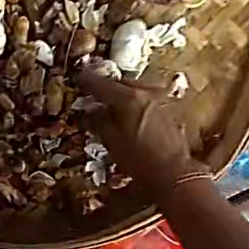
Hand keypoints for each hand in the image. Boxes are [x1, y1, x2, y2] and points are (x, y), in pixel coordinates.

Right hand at [79, 71, 203, 193]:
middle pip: (121, 83)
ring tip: (110, 103)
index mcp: (129, 98)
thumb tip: (87, 112)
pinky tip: (128, 112)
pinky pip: (146, 97)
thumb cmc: (137, 158)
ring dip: (121, 93)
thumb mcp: (110, 140)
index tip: (77, 78)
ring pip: (136, 88)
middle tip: (92, 94)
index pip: (102, 84)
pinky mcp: (169, 107)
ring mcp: (161, 98)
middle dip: (106, 87)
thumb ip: (97, 121)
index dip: (87, 81)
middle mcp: (146, 92)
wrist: (171, 170)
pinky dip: (134, 100)